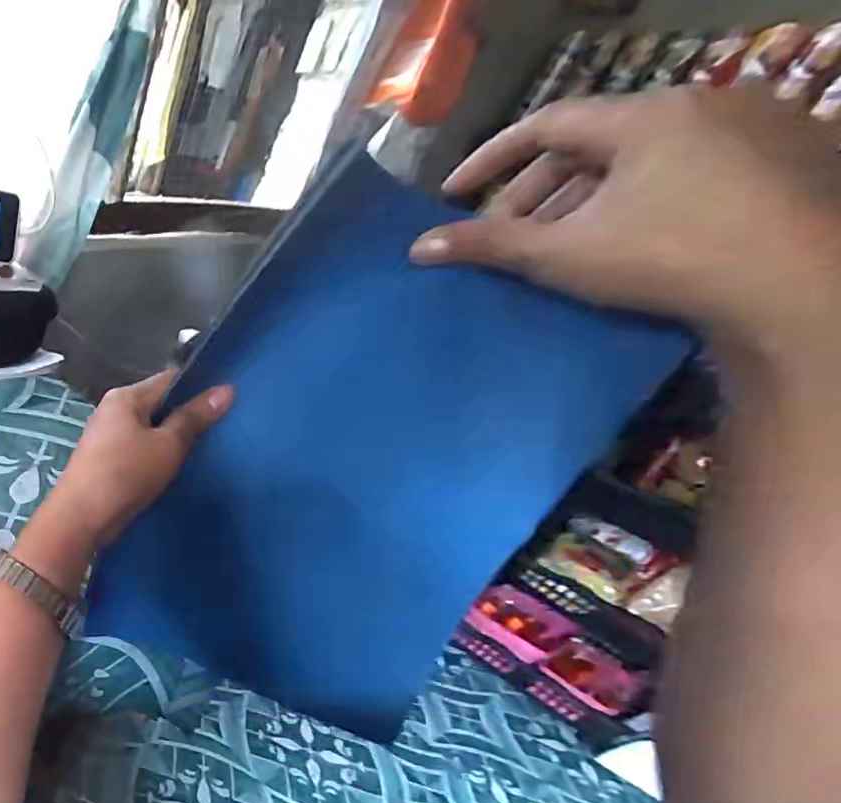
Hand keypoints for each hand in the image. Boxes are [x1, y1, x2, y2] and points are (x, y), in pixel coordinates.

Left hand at [15, 369, 232, 586]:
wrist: (80, 519)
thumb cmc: (125, 475)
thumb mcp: (168, 445)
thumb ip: (194, 418)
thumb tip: (225, 390)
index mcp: (124, 397)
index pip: (169, 380)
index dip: (200, 387)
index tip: (230, 400)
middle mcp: (111, 412)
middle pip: (158, 405)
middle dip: (187, 416)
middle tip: (224, 427)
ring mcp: (105, 438)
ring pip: (149, 431)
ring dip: (172, 439)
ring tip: (206, 448)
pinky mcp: (104, 462)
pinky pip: (138, 450)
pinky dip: (156, 456)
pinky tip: (176, 467)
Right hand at [410, 87, 840, 385]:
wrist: (798, 283)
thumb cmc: (666, 255)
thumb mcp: (559, 252)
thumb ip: (486, 244)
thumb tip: (418, 247)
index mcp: (648, 116)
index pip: (546, 123)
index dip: (489, 159)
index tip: (451, 194)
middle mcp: (704, 104)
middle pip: (590, 142)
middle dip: (535, 191)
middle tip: (503, 235)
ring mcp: (753, 125)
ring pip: (635, 156)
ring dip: (581, 198)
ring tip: (553, 244)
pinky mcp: (783, 154)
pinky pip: (682, 165)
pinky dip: (633, 195)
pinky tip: (616, 236)